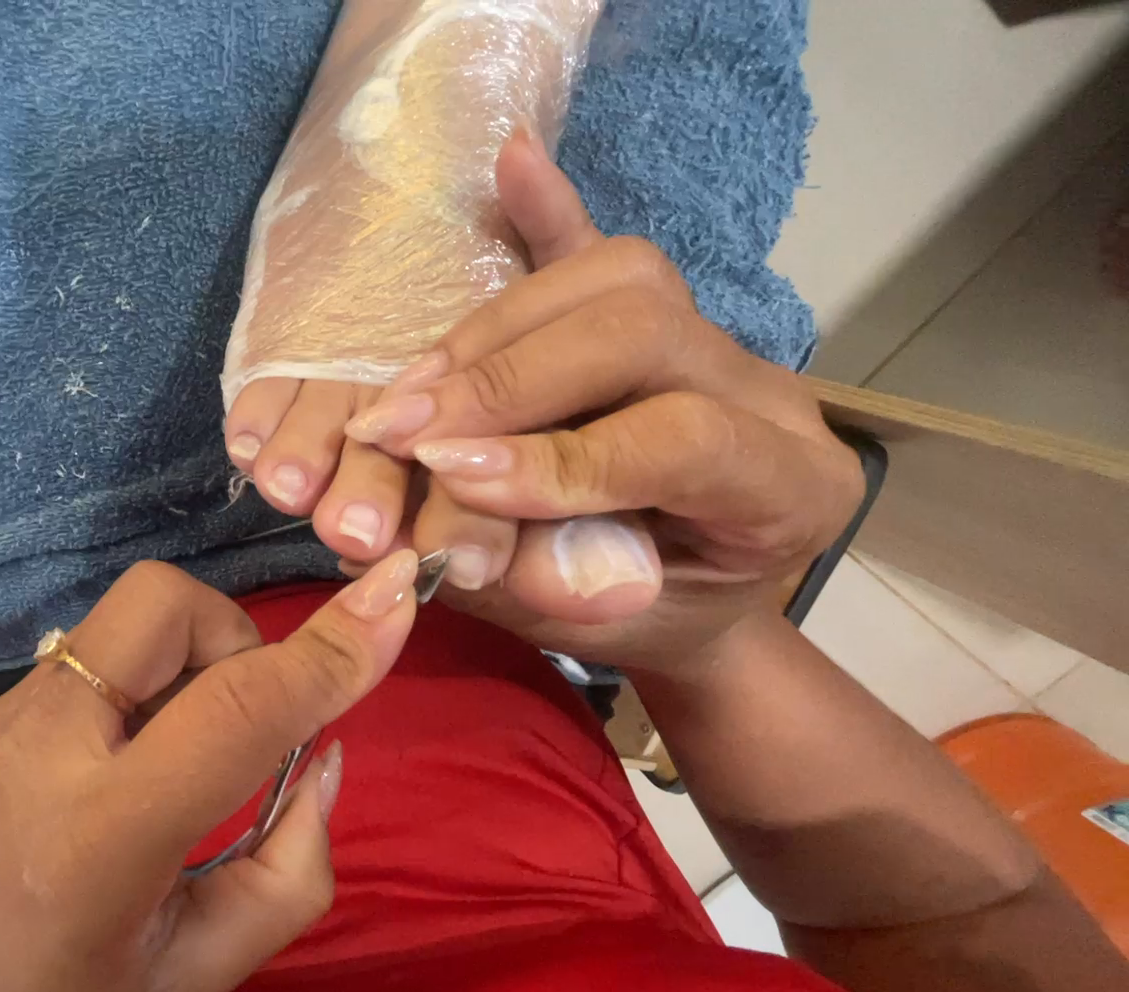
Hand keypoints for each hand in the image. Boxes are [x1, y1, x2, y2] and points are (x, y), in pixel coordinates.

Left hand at [0, 554, 419, 991]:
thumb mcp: (202, 968)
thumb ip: (291, 864)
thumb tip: (322, 752)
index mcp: (99, 838)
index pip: (235, 711)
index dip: (328, 652)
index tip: (399, 597)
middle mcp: (39, 749)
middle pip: (163, 603)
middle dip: (236, 636)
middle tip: (245, 720)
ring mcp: (3, 718)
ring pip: (129, 615)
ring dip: (194, 655)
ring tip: (190, 744)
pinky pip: (98, 650)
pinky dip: (149, 677)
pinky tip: (137, 752)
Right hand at [341, 146, 862, 678]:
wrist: (688, 599)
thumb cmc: (645, 619)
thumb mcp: (596, 627)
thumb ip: (533, 582)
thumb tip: (447, 537)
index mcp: (785, 487)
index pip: (681, 438)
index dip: (556, 458)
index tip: (449, 476)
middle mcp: (765, 392)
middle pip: (640, 328)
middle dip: (505, 382)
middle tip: (406, 431)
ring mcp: (712, 342)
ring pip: (614, 279)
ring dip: (488, 335)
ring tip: (408, 395)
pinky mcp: (652, 321)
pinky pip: (602, 256)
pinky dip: (548, 213)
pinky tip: (510, 164)